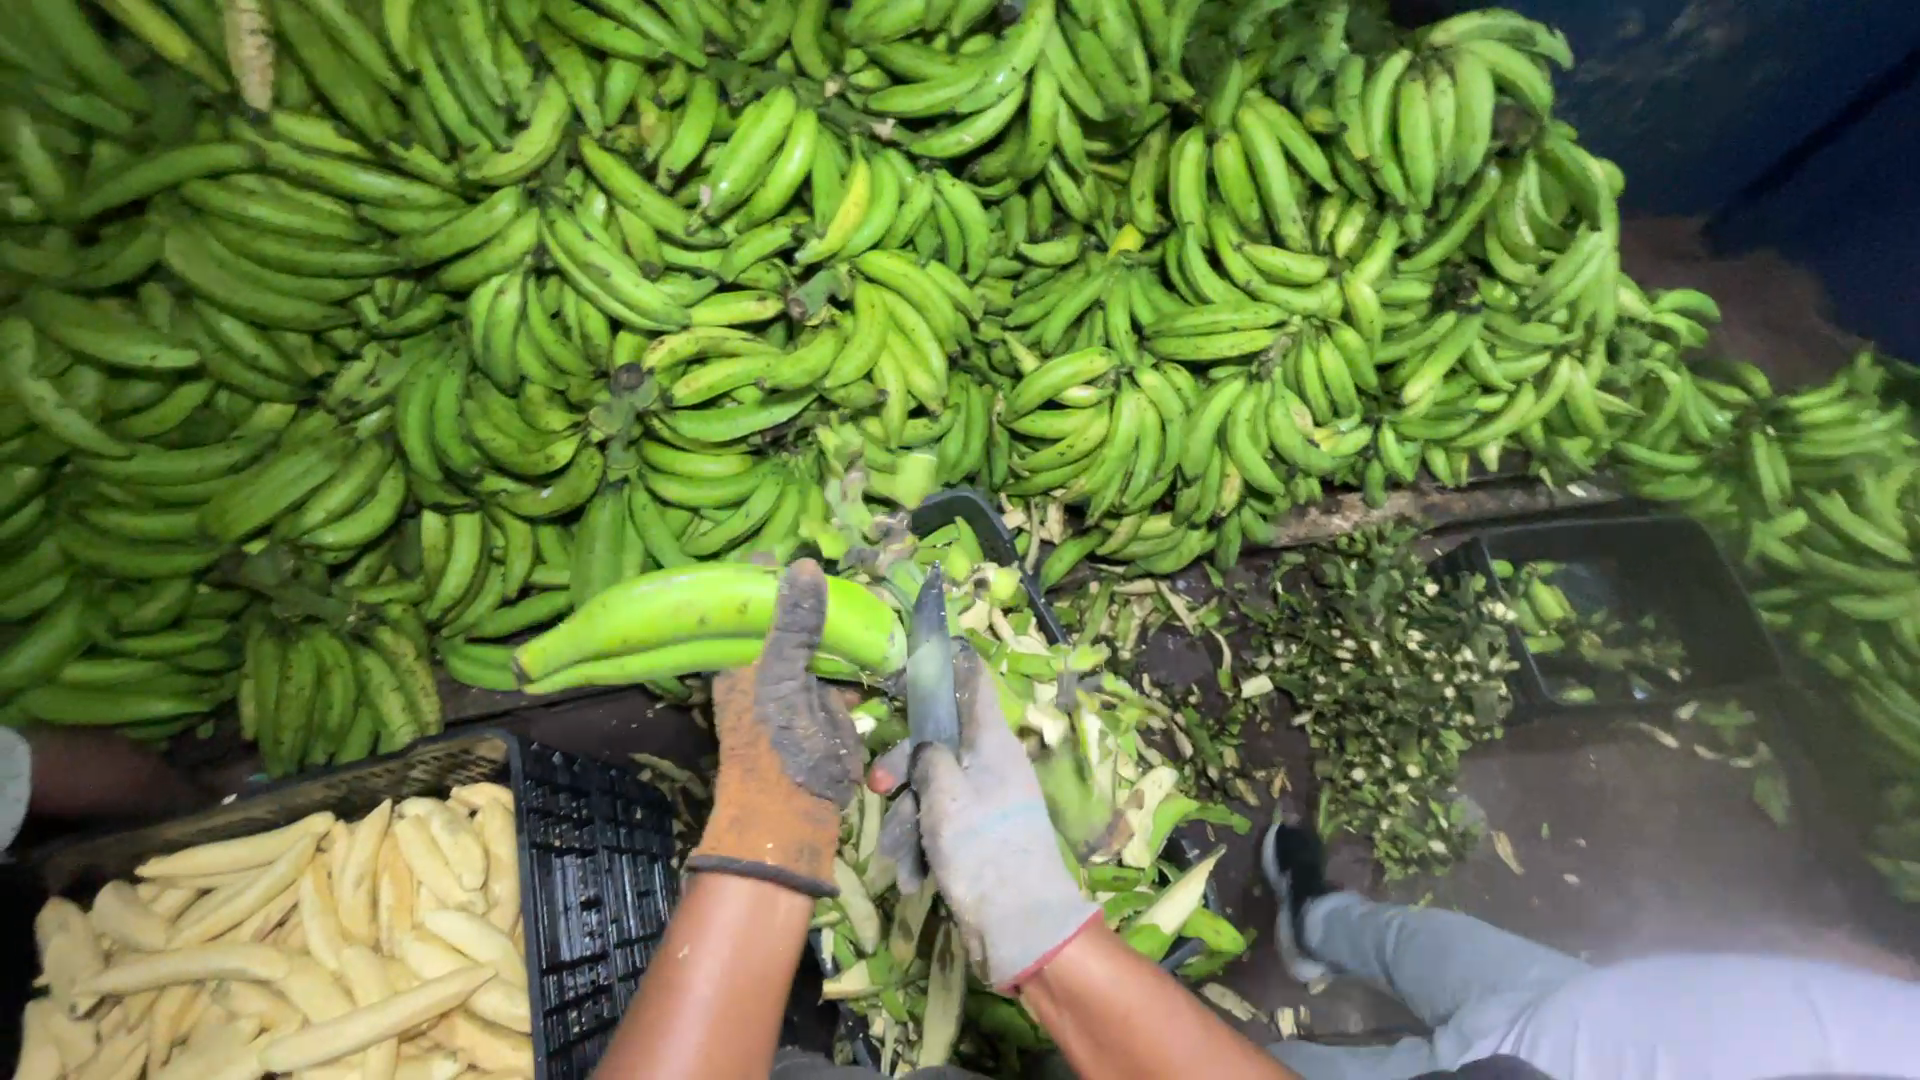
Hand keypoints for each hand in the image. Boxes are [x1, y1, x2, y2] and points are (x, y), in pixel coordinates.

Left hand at [687, 560, 861, 897]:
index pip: (747, 602)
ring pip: (824, 640)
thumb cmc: (772, 741)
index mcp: (741, 655)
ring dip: (847, 624)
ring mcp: (803, 681)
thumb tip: (806, 565)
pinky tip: (883, 637)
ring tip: (872, 597)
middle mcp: (770, 663)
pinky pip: (849, 667)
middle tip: (846, 570)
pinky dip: (863, 655)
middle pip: (792, 616)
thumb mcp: (779, 677)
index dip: (765, 575)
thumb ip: (793, 625)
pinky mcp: (832, 700)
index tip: (792, 549)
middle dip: (818, 596)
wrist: (796, 808)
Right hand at [907, 646, 1096, 989]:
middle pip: (939, 742)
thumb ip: (928, 757)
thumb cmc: (983, 847)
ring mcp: (986, 800)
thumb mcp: (946, 793)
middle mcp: (991, 763)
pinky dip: (923, 843)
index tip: (919, 657)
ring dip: (909, 818)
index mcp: (992, 740)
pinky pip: (941, 823)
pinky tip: (915, 874)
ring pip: (933, 787)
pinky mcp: (978, 835)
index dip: (948, 664)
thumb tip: (925, 747)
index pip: (974, 683)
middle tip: (879, 786)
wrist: (1020, 923)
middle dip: (904, 767)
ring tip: (902, 854)